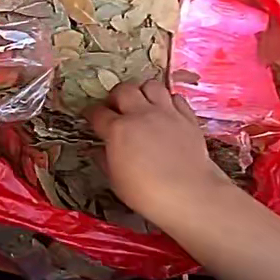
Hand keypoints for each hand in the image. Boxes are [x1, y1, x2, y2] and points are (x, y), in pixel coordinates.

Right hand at [86, 79, 237, 226]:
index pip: (98, 113)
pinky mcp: (187, 117)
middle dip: (115, 96)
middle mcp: (141, 114)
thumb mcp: (116, 180)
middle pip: (124, 90)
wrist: (188, 193)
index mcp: (118, 130)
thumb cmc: (145, 192)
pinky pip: (175, 98)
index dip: (91, 113)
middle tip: (116, 109)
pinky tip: (166, 113)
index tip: (91, 116)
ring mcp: (166, 113)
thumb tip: (97, 150)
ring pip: (151, 85)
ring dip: (143, 92)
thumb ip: (104, 160)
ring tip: (142, 105)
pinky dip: (168, 102)